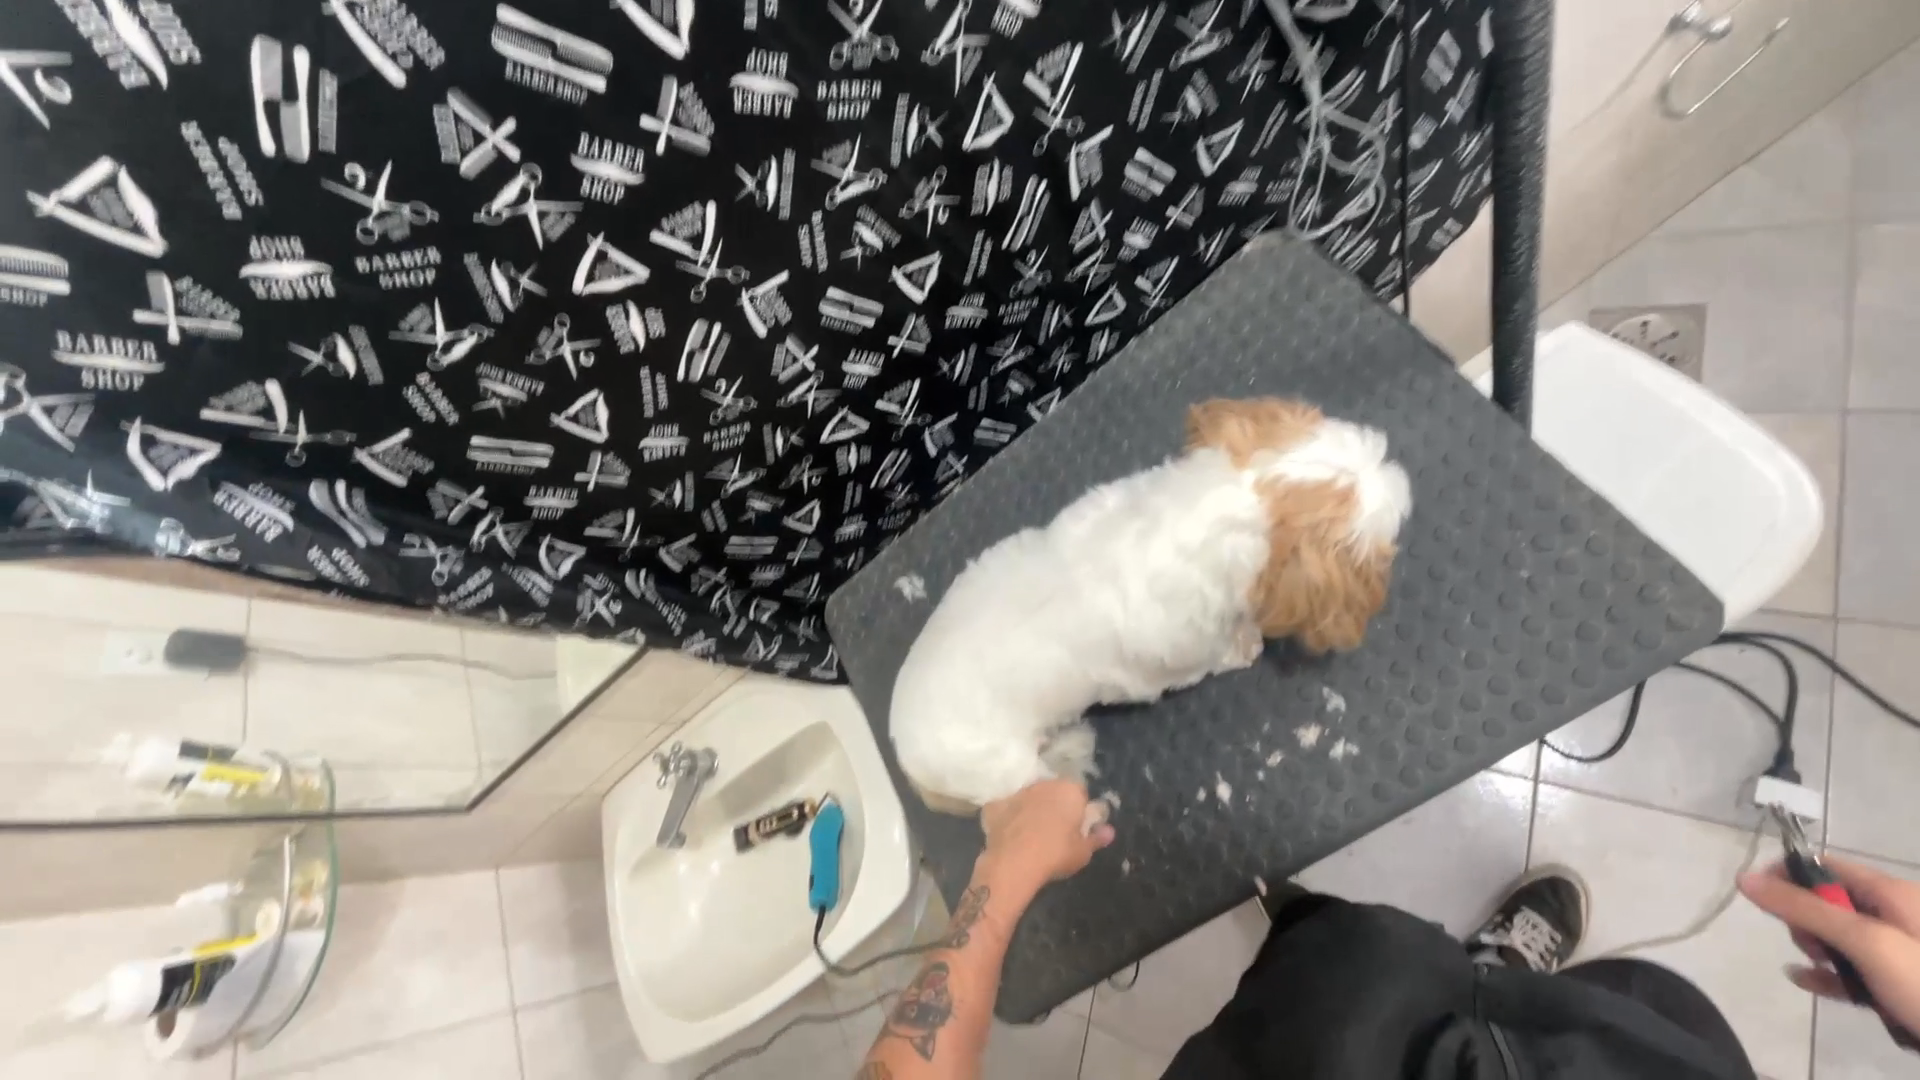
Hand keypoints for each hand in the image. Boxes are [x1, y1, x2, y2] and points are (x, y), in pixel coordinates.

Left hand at [978, 779, 1115, 894]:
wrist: (1014, 861)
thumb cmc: (1056, 854)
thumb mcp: (1083, 852)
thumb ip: (1096, 838)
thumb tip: (1109, 830)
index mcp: (1069, 790)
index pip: (1080, 794)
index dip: (1080, 810)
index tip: (1077, 828)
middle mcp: (1044, 784)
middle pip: (1054, 791)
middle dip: (1056, 806)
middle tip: (1057, 832)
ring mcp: (1018, 792)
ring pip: (1030, 797)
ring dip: (1032, 809)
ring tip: (1032, 834)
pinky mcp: (996, 803)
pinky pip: (1006, 807)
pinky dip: (1008, 817)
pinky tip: (1010, 834)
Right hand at [1740, 857, 1919, 1039]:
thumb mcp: (1867, 944)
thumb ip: (1804, 908)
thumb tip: (1743, 877)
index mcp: (1895, 894)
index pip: (1822, 866)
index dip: (1785, 876)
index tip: (1763, 901)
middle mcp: (1901, 915)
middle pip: (1829, 902)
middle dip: (1804, 921)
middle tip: (1808, 947)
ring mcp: (1905, 951)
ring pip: (1841, 937)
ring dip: (1816, 950)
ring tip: (1815, 969)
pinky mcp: (1907, 982)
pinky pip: (1858, 966)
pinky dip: (1830, 973)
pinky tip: (1809, 981)